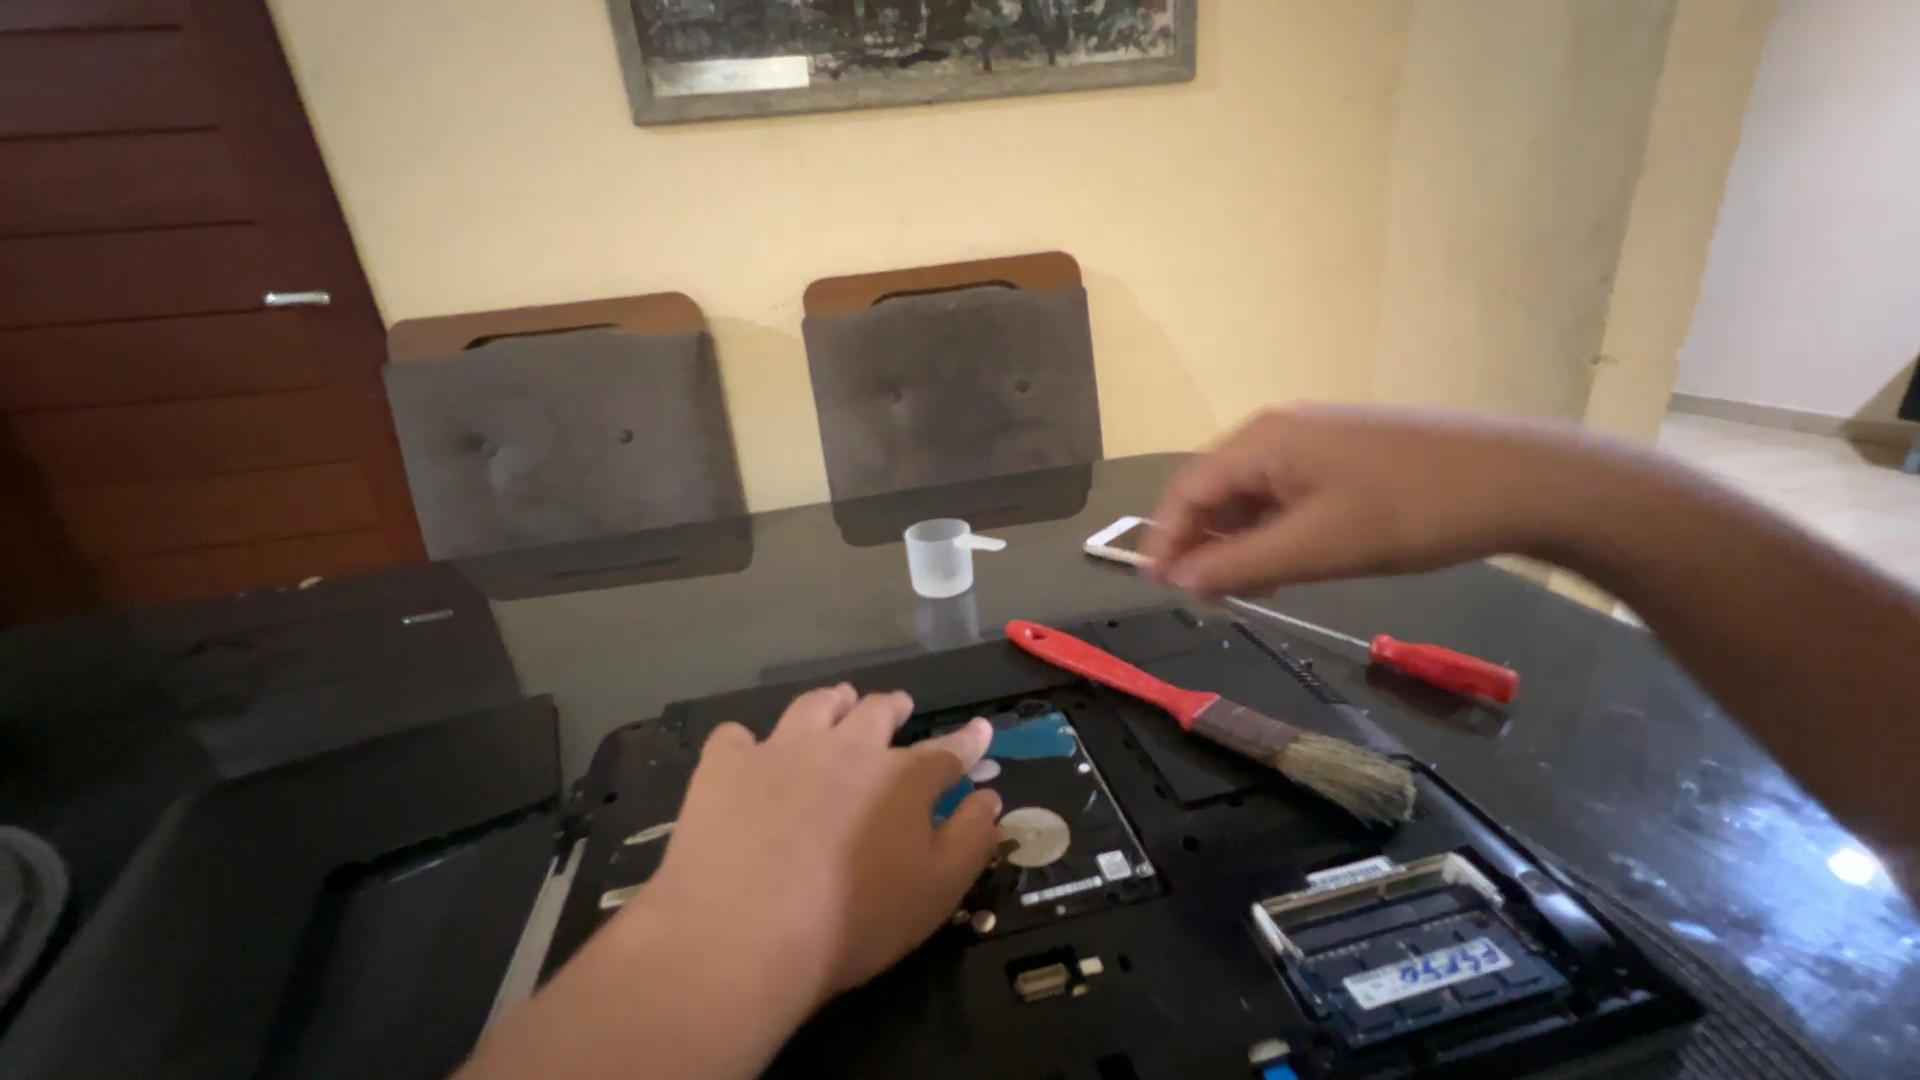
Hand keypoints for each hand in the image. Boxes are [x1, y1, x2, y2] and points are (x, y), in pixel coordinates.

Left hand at [631, 685, 1002, 1006]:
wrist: (743, 933)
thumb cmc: (853, 921)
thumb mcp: (936, 891)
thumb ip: (970, 839)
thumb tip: (988, 797)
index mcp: (899, 778)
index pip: (944, 752)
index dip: (966, 741)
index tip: (979, 730)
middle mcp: (844, 748)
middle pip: (876, 712)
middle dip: (893, 706)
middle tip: (898, 705)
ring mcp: (781, 750)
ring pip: (812, 706)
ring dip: (831, 701)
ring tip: (837, 700)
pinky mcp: (726, 766)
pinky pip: (735, 737)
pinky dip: (744, 741)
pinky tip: (745, 751)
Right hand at [1143, 404, 1621, 596]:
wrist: (1523, 480)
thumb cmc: (1409, 512)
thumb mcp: (1315, 548)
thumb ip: (1238, 566)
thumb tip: (1178, 582)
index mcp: (1261, 442)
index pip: (1186, 491)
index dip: (1164, 540)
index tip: (1155, 587)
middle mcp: (1277, 431)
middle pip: (1214, 490)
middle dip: (1202, 543)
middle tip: (1206, 594)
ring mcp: (1313, 439)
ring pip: (1251, 495)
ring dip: (1238, 542)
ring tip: (1249, 588)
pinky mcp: (1342, 454)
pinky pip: (1285, 493)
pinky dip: (1273, 531)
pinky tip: (1287, 563)